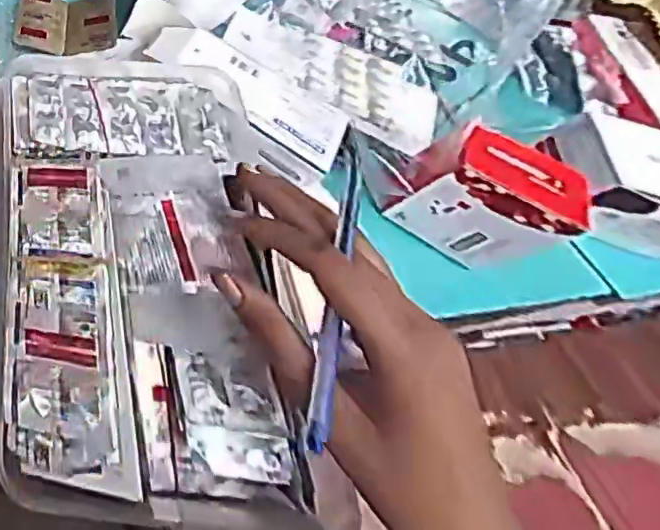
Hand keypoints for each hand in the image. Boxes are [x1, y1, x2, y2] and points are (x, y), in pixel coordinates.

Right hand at [213, 168, 516, 529]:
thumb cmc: (402, 483)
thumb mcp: (328, 414)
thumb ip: (277, 341)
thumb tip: (230, 283)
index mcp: (404, 343)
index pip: (332, 265)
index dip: (280, 235)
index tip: (238, 221)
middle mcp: (422, 323)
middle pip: (352, 243)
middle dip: (297, 204)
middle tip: (251, 176)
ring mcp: (429, 327)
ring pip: (365, 253)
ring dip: (315, 219)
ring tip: (273, 192)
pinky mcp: (425, 337)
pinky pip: (373, 277)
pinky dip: (332, 249)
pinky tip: (308, 240)